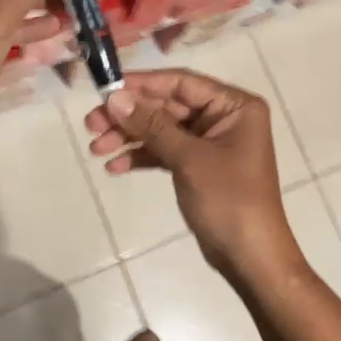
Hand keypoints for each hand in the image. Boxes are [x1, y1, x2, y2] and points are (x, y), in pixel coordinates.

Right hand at [84, 70, 303, 282]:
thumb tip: (114, 97)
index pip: (182, 83)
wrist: (250, 257)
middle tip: (91, 124)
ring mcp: (211, 143)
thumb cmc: (228, 200)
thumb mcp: (189, 158)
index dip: (142, 84)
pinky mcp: (199, 166)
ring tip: (95, 149)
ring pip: (162, 130)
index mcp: (234, 106)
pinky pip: (166, 152)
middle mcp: (224, 117)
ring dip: (130, 137)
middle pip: (168, 106)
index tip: (105, 89)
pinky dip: (142, 157)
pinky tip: (115, 167)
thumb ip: (151, 125)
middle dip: (130, 116)